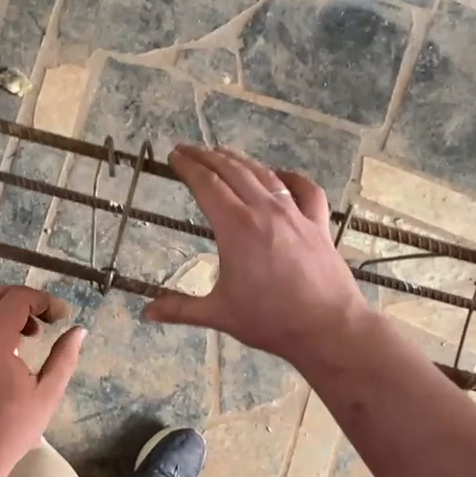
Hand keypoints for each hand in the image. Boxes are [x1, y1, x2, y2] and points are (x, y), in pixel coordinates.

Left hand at [0, 285, 85, 476]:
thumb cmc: (10, 431)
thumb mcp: (46, 395)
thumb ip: (64, 358)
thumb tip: (78, 331)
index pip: (17, 299)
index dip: (43, 301)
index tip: (61, 316)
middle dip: (24, 300)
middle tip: (46, 321)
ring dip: (4, 310)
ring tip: (28, 336)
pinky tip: (5, 350)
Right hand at [145, 144, 370, 365]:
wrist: (328, 327)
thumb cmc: (270, 320)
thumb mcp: (219, 314)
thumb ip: (180, 309)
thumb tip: (147, 313)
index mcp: (235, 227)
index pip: (206, 185)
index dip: (187, 167)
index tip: (174, 156)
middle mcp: (264, 211)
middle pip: (232, 171)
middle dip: (207, 156)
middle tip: (189, 149)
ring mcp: (295, 214)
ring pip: (264, 175)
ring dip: (241, 160)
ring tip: (224, 153)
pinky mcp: (317, 225)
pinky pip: (305, 190)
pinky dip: (290, 177)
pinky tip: (280, 175)